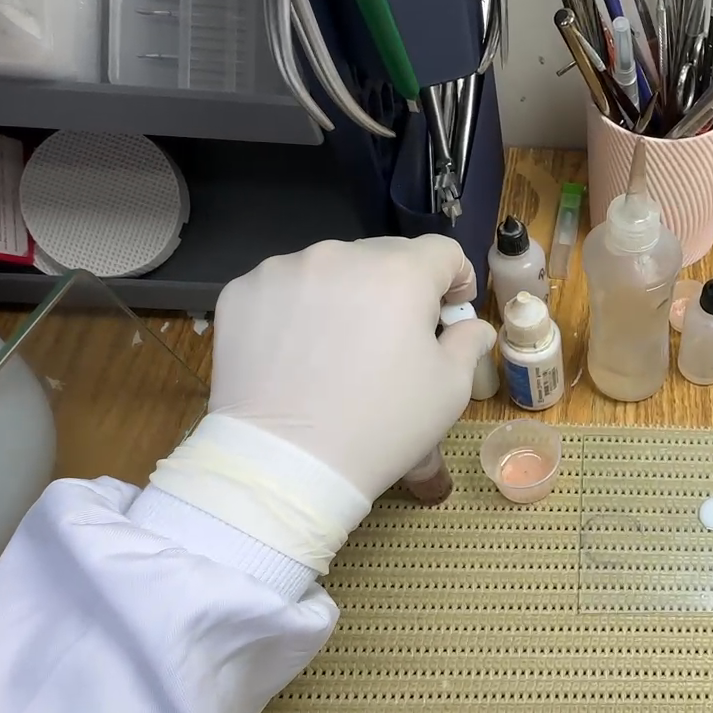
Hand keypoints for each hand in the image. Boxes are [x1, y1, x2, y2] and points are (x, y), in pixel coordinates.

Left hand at [209, 236, 494, 500]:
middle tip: (397, 338)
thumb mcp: (451, 388)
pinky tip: (301, 354)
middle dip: (401, 288)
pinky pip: (288, 288)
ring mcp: (284, 270)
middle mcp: (340, 255)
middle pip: (386, 256)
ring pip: (334, 270)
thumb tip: (471, 327)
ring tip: (342, 349)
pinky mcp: (241, 292)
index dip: (457, 280)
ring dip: (349, 295)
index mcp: (400, 273)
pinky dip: (302, 309)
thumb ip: (469, 342)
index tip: (450, 314)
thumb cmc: (385, 423)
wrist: (288, 461)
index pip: (443, 251)